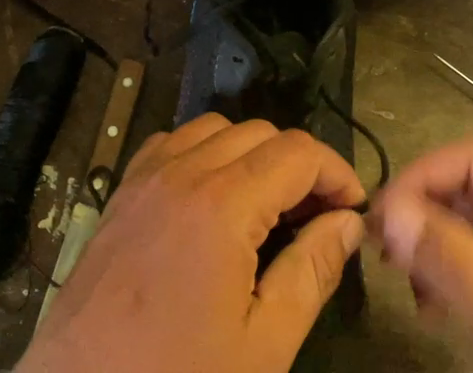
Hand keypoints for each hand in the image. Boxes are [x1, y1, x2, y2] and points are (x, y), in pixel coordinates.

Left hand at [18, 114, 366, 372]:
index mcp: (222, 203)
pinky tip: (211, 200)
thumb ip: (312, 272)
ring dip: (251, 154)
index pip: (298, 152)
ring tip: (267, 209)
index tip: (353, 213)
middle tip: (316, 220)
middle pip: (260, 133)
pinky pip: (171, 144)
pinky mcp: (120, 193)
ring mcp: (144, 177)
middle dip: (299, 166)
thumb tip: (347, 222)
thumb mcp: (263, 343)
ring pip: (214, 128)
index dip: (337, 173)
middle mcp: (182, 171)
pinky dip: (204, 154)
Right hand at [368, 139, 472, 372]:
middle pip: (464, 185)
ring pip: (460, 218)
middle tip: (382, 253)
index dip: (422, 176)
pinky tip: (430, 308)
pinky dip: (439, 271)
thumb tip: (390, 209)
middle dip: (419, 212)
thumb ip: (459, 267)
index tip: (381, 218)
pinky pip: (468, 253)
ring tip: (406, 285)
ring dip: (425, 244)